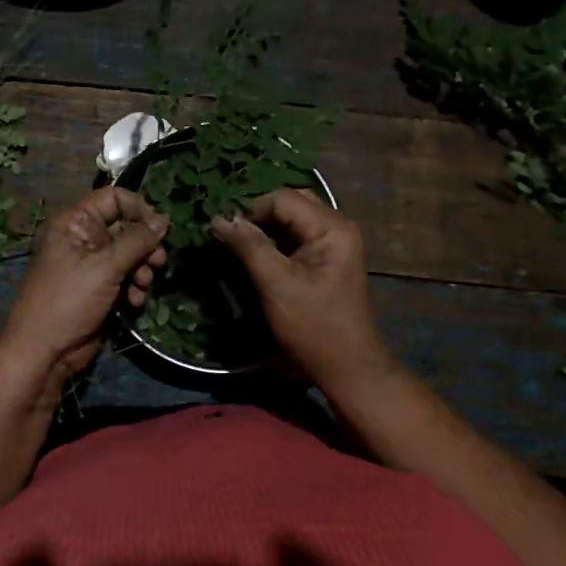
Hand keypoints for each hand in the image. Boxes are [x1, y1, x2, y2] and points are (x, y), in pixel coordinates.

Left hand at [0, 188, 168, 385]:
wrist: (46, 350)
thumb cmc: (69, 299)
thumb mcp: (105, 266)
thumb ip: (137, 241)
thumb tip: (163, 219)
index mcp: (75, 222)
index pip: (113, 199)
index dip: (138, 209)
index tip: (160, 228)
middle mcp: (83, 238)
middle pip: (125, 228)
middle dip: (145, 246)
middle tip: (158, 262)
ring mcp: (91, 264)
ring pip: (129, 255)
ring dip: (142, 269)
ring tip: (143, 286)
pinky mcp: (99, 288)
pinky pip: (124, 277)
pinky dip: (134, 287)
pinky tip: (135, 302)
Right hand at [211, 189, 396, 387]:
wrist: (347, 367)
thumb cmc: (313, 326)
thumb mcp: (276, 284)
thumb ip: (249, 246)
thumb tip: (218, 219)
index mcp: (331, 228)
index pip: (282, 198)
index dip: (250, 209)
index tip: (223, 230)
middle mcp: (336, 226)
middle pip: (289, 202)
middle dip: (256, 212)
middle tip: (229, 231)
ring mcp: (333, 241)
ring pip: (291, 217)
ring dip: (262, 224)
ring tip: (236, 239)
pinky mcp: (325, 256)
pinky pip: (295, 233)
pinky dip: (272, 237)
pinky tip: (253, 249)